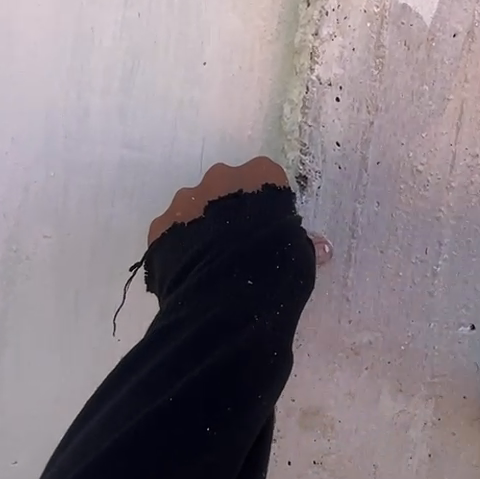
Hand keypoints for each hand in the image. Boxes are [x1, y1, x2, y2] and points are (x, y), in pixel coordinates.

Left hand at [146, 157, 331, 265]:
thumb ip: (303, 243)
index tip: (269, 226)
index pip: (266, 178)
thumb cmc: (276, 270)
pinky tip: (191, 272)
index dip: (267, 203)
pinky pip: (172, 232)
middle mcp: (220, 177)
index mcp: (260, 175)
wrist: (225, 303)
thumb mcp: (301, 256)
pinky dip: (179, 247)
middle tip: (238, 244)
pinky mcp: (160, 226)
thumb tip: (319, 246)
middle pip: (226, 186)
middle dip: (230, 209)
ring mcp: (186, 200)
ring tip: (211, 262)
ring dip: (202, 226)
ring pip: (196, 206)